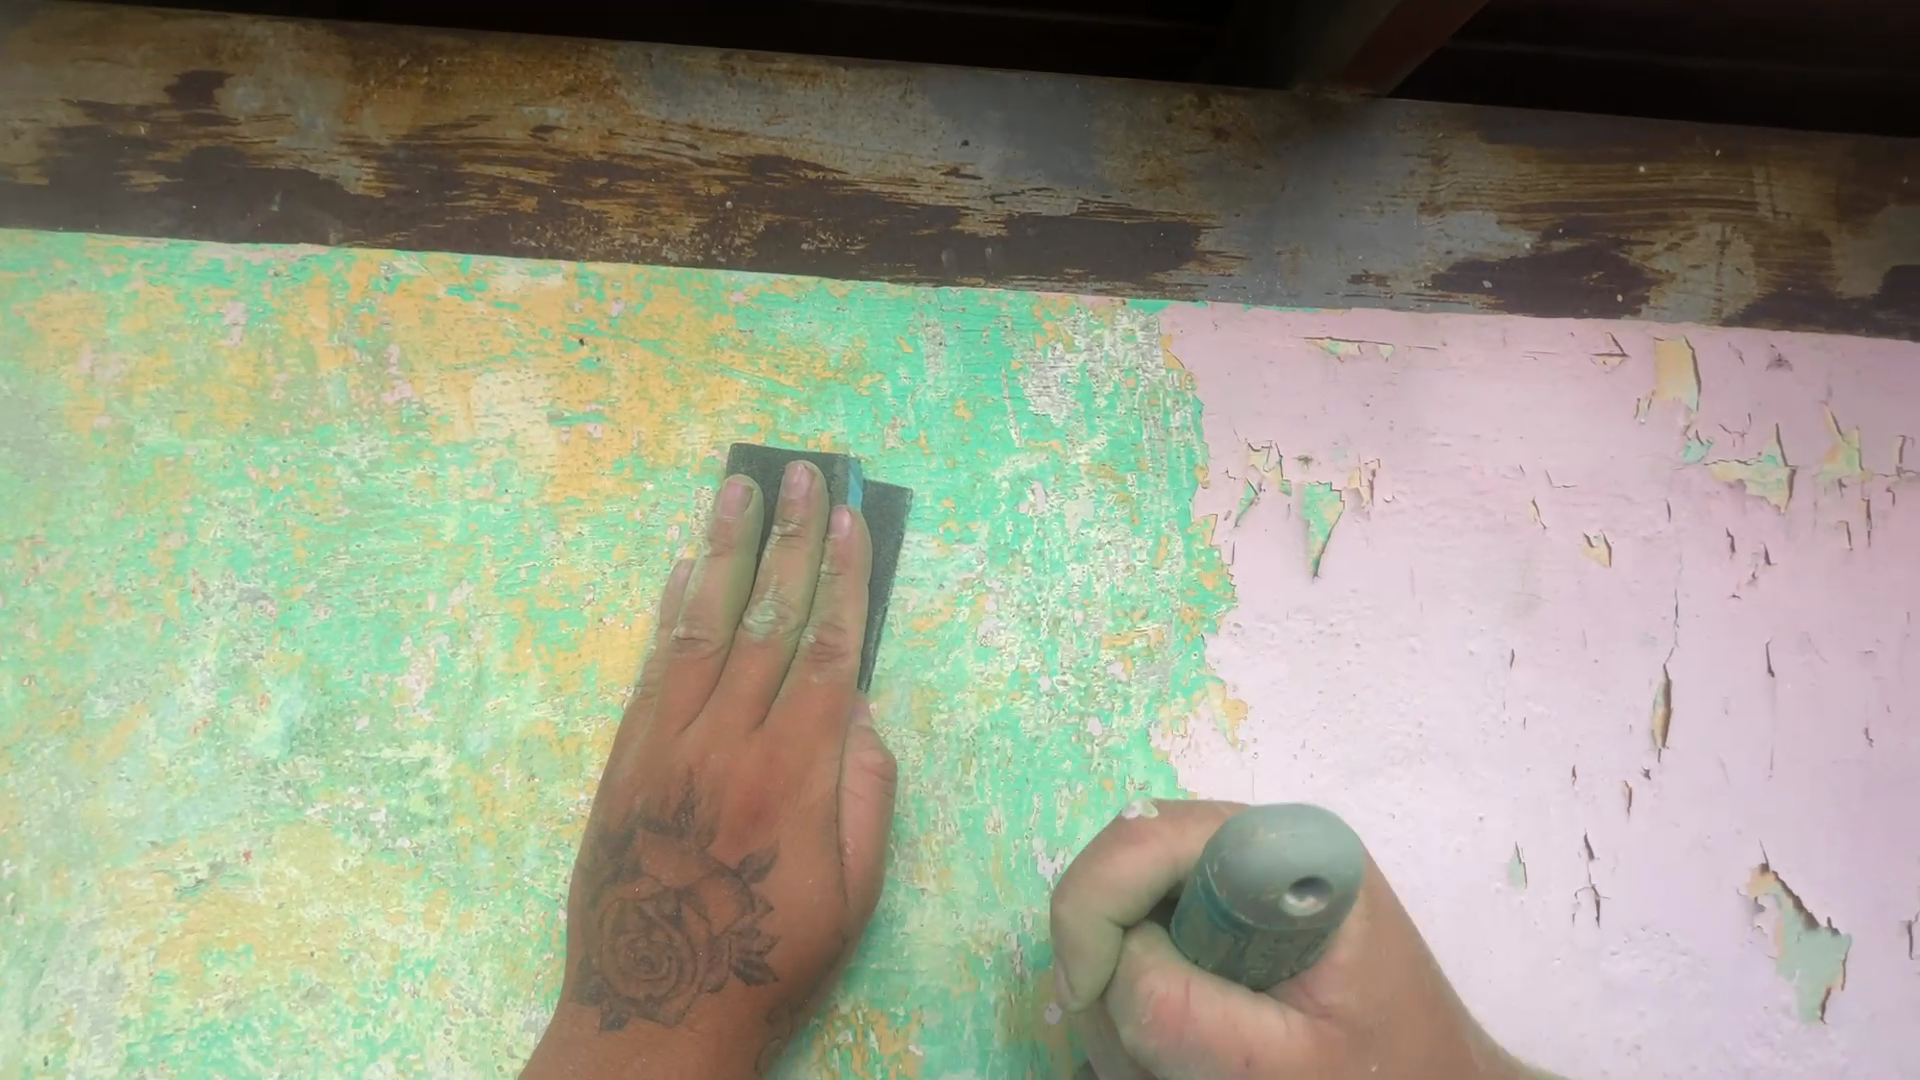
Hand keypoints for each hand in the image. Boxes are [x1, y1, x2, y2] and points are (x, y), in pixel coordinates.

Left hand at [525, 463, 898, 1078]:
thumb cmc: (775, 954)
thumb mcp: (856, 891)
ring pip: (705, 628)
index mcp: (796, 773)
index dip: (843, 579)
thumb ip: (867, 789)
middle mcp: (730, 741)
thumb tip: (858, 706)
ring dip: (727, 552)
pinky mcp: (625, 759)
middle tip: (804, 476)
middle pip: (768, 620)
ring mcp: (668, 745)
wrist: (655, 1013)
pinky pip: (653, 670)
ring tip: (741, 490)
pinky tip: (687, 567)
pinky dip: (673, 612)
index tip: (851, 521)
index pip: (828, 650)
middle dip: (793, 540)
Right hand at [1051, 800, 1538, 1079]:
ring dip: (1116, 989)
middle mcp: (1247, 838)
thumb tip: (1106, 965)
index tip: (1086, 996)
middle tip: (1141, 1053)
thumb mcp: (1289, 1071)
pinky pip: (1133, 929)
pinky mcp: (1214, 900)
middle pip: (1119, 867)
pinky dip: (1130, 993)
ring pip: (1115, 901)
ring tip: (1179, 1059)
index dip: (1095, 907)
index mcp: (1286, 848)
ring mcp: (1227, 867)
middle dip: (1104, 959)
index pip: (1143, 836)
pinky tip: (1179, 1040)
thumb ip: (1185, 1013)